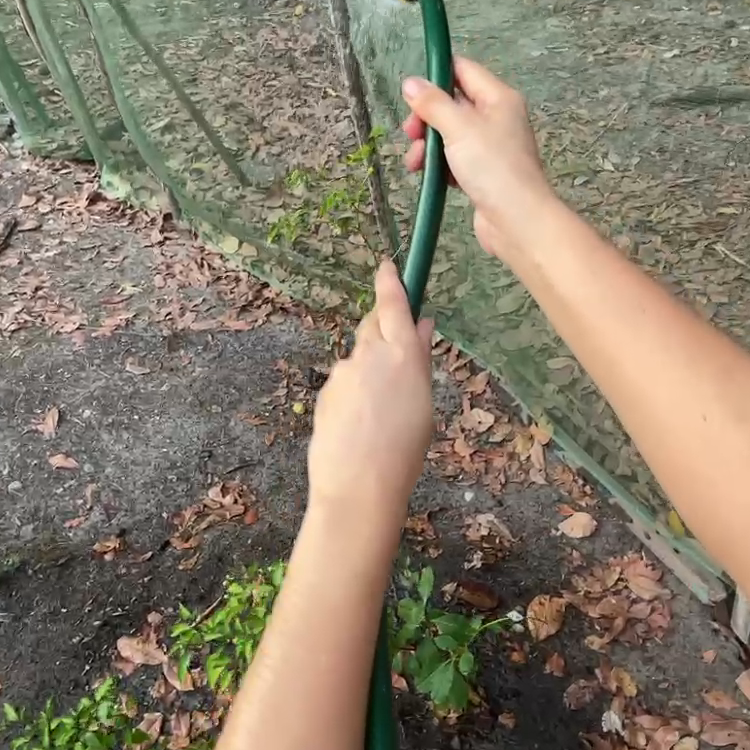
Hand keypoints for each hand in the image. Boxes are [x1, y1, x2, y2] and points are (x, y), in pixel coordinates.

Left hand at [307, 260, 434, 519]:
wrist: (359, 484)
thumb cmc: (405, 449)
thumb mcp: (423, 402)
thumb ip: (420, 360)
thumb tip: (423, 326)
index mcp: (403, 354)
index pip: (393, 304)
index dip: (390, 282)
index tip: (387, 266)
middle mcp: (370, 354)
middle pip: (373, 326)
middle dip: (381, 328)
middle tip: (395, 350)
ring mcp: (343, 372)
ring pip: (358, 360)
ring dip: (369, 372)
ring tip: (381, 413)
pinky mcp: (326, 391)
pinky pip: (344, 383)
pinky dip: (353, 394)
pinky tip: (360, 424)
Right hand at [401, 57, 560, 260]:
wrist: (516, 220)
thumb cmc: (493, 168)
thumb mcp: (459, 128)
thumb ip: (433, 103)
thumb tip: (411, 83)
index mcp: (498, 98)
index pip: (463, 71)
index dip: (436, 76)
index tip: (411, 93)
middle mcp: (497, 118)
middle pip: (453, 105)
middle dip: (427, 118)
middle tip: (410, 133)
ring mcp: (490, 148)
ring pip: (450, 135)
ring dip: (428, 145)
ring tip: (415, 162)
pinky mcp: (483, 173)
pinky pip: (455, 160)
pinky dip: (439, 165)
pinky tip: (429, 176)